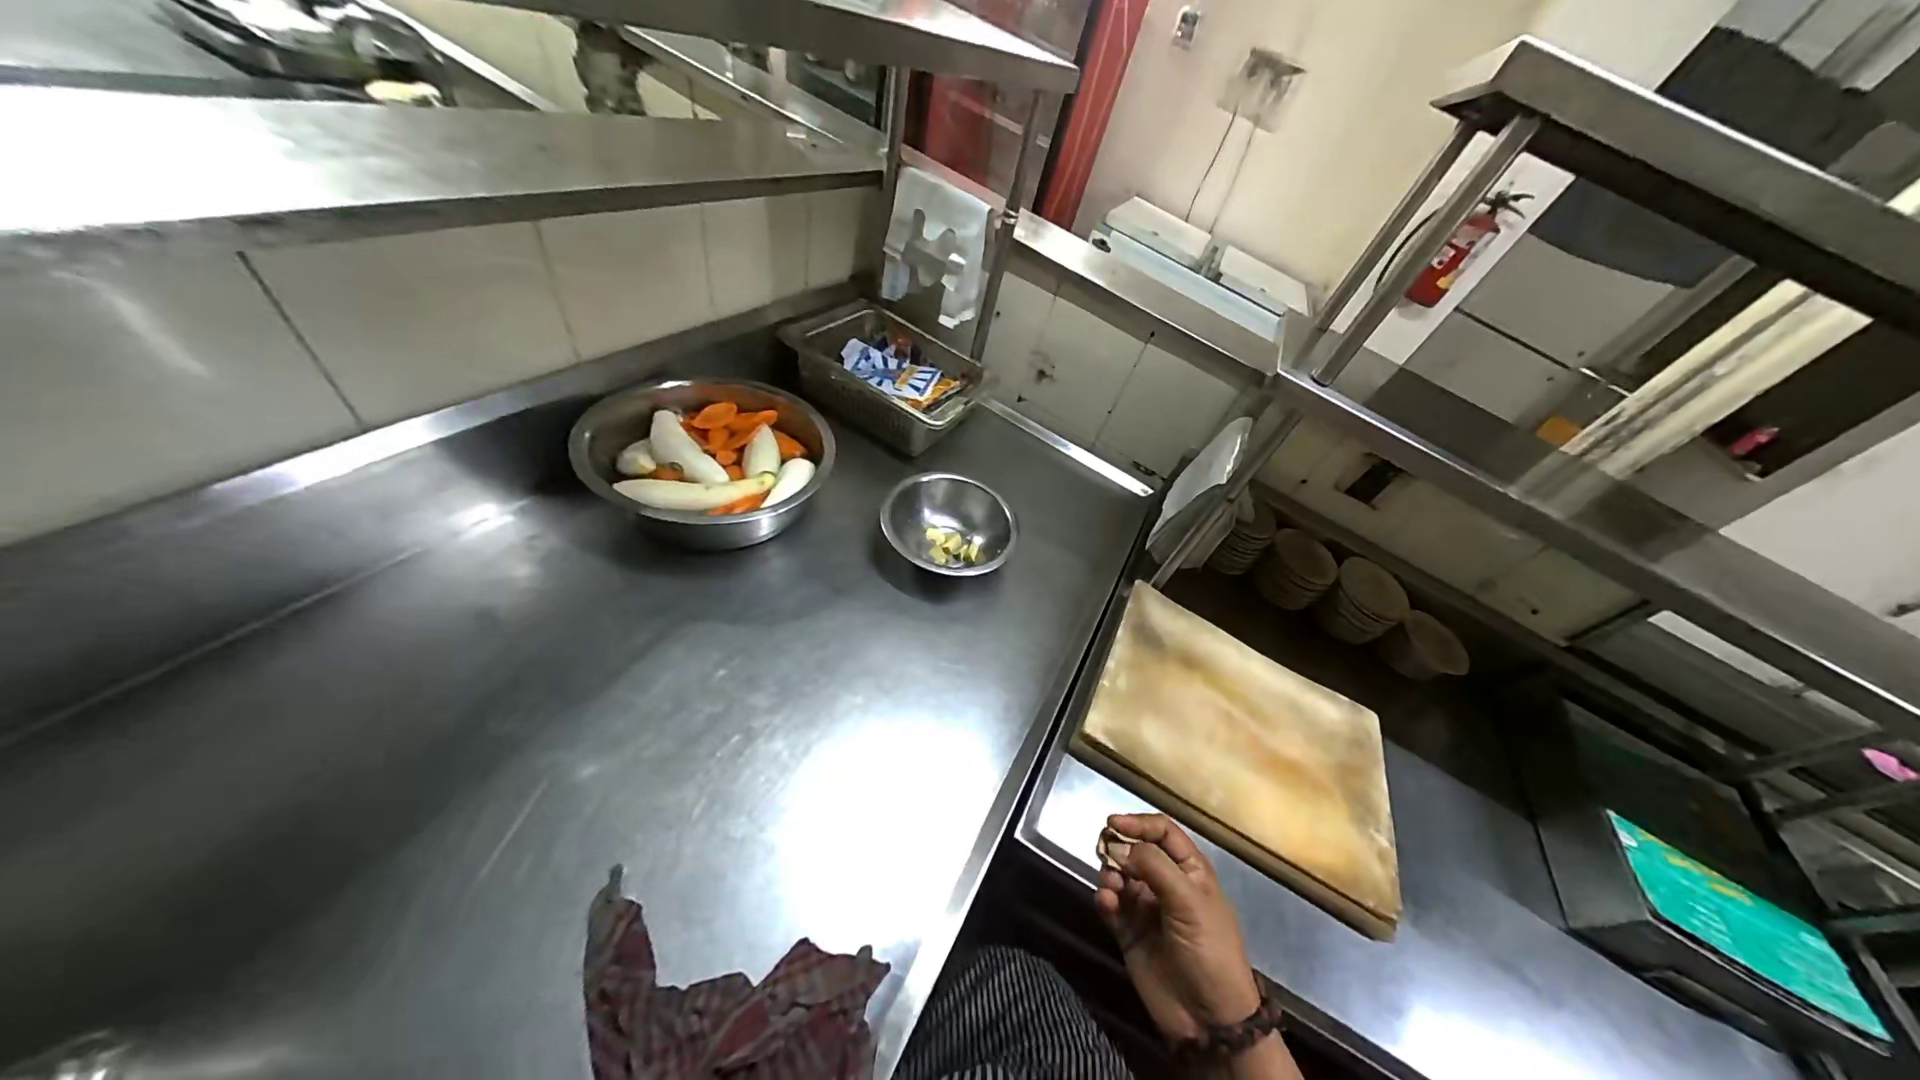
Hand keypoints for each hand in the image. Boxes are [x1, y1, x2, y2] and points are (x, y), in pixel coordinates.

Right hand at [1094, 813, 1260, 1041]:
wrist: (1208, 1018)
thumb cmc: (1210, 952)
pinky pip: (1110, 904)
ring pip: (1118, 874)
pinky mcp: (1128, 930)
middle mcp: (1166, 883)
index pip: (1163, 832)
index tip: (1112, 823)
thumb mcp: (1190, 904)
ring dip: (1110, 873)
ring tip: (1111, 886)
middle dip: (1118, 848)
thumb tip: (1122, 844)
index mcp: (1190, 871)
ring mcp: (1146, 907)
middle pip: (1135, 850)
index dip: (1139, 823)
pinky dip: (1104, 898)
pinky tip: (1106, 903)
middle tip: (1105, 853)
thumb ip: (1156, 867)